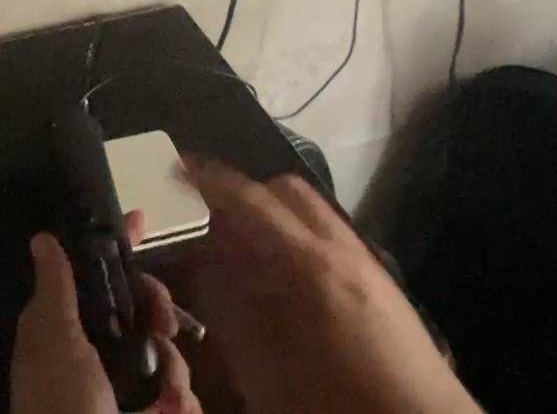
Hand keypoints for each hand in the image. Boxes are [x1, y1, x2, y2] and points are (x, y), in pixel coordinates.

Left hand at [10, 213, 199, 413]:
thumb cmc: (62, 405)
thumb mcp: (55, 340)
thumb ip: (56, 287)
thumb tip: (42, 237)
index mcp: (66, 329)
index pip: (93, 275)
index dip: (118, 248)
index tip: (143, 220)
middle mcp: (96, 353)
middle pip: (140, 308)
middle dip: (159, 310)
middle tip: (167, 322)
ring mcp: (125, 390)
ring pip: (166, 352)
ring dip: (174, 370)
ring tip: (169, 397)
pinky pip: (179, 396)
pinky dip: (181, 403)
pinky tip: (174, 411)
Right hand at [182, 158, 480, 413]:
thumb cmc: (335, 404)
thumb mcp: (265, 366)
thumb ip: (230, 306)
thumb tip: (202, 261)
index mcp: (309, 263)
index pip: (249, 198)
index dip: (209, 178)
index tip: (177, 167)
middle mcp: (341, 247)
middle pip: (286, 189)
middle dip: (244, 191)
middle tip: (209, 214)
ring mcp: (366, 261)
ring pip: (310, 210)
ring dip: (271, 213)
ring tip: (241, 245)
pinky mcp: (380, 283)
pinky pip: (328, 235)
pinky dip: (295, 236)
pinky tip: (281, 275)